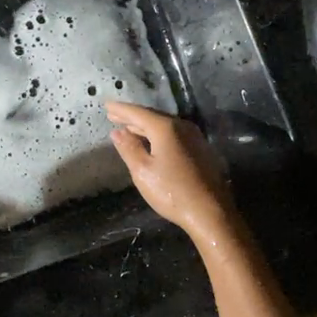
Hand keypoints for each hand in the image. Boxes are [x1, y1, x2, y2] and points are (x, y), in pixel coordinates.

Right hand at [107, 102, 237, 241]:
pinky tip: (151, 141)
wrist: (210, 211)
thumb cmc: (172, 192)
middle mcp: (182, 126)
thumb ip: (129, 148)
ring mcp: (194, 137)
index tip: (106, 105)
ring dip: (145, 126)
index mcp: (166, 128)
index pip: (138, 113)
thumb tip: (117, 132)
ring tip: (128, 128)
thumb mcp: (143, 171)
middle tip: (114, 115)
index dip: (120, 109)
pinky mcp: (200, 149)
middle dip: (132, 117)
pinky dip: (158, 134)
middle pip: (152, 116)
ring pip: (164, 125)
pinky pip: (174, 134)